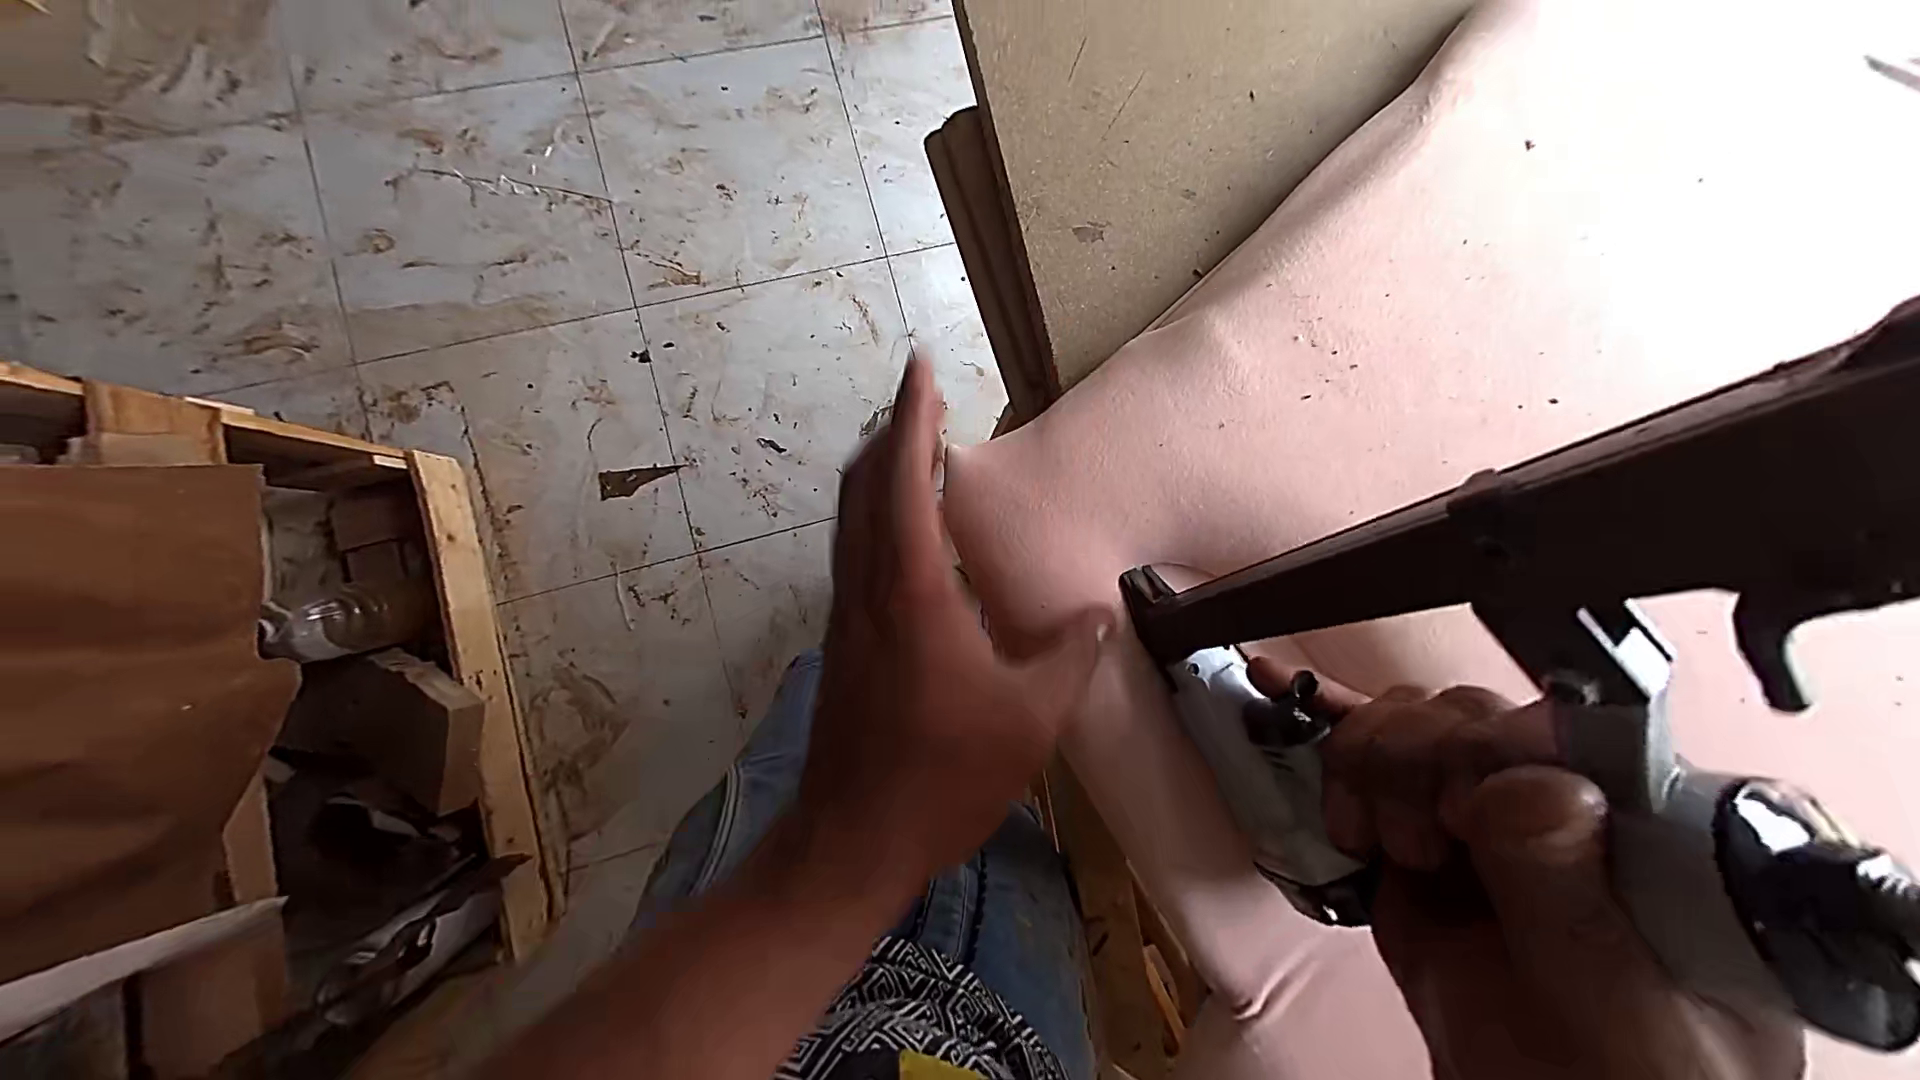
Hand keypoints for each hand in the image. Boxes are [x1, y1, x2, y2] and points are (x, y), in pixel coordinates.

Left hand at [796, 351, 1110, 890]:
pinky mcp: (841, 639)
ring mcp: (845, 613)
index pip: (905, 479)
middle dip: (892, 430)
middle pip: (864, 483)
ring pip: (851, 516)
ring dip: (878, 470)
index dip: (911, 417)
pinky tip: (905, 528)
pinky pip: (853, 552)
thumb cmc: (944, 776)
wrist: (853, 837)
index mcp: (912, 591)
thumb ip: (1069, 654)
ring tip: (915, 445)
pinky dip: (874, 514)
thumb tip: (1098, 613)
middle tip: (924, 397)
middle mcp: (867, 588)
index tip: (920, 369)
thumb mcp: (1030, 718)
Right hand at [1250, 660, 1802, 1079]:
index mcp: (1633, 819)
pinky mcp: (1407, 808)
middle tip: (1413, 850)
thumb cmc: (1608, 1072)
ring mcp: (1472, 794)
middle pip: (1457, 715)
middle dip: (1408, 770)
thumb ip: (1567, 893)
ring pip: (1400, 719)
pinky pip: (1361, 744)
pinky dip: (1320, 712)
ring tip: (1373, 838)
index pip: (1547, 730)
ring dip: (1362, 766)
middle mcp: (1552, 786)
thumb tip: (1532, 784)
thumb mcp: (1607, 1002)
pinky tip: (1274, 681)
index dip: (1479, 753)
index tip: (1456, 821)